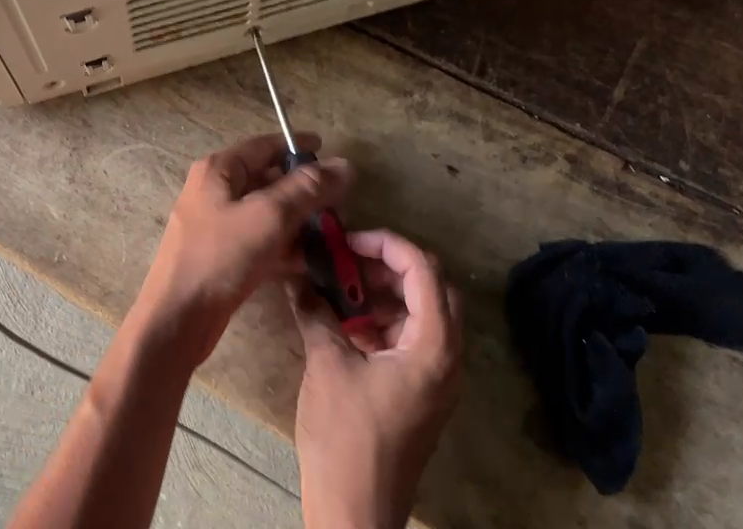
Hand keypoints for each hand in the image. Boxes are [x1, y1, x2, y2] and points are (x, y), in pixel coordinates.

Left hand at [134, 133, 352, 365]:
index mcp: (219, 170)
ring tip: (334, 233)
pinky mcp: (222, 256)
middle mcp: (214, 191)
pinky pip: (260, 241)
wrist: (179, 317)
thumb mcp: (270, 216)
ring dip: (298, 221)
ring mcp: (216, 225)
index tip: (329, 150)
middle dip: (303, 189)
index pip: (264, 146)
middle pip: (266, 179)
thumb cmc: (221, 257)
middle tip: (340, 201)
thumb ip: (308, 188)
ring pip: (266, 213)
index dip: (297, 147)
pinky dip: (284, 246)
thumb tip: (344, 164)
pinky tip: (312, 261)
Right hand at [288, 229, 462, 528]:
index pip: (423, 270)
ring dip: (383, 293)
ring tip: (340, 286)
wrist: (356, 507)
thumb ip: (316, 312)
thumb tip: (296, 277)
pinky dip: (381, 321)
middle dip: (389, 265)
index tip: (346, 239)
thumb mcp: (327, 364)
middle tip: (346, 258)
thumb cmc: (346, 435)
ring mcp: (436, 377)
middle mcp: (446, 357)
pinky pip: (410, 339)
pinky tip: (344, 322)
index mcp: (433, 346)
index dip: (386, 244)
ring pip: (422, 313)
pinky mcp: (421, 392)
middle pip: (431, 287)